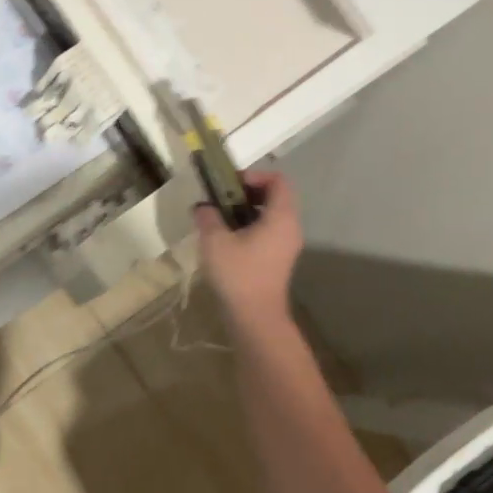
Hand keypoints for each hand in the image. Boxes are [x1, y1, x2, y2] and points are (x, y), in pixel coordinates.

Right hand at [193, 171, 300, 329]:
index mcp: (281, 216)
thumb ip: (208, 217)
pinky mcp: (278, 260)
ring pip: (269, 216)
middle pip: (274, 197)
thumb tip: (202, 207)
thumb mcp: (215, 241)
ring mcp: (286, 245)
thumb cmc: (238, 274)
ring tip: (219, 219)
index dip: (254, 175)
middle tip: (220, 199)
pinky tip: (226, 240)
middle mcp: (290, 227)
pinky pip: (267, 232)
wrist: (255, 316)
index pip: (277, 180)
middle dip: (246, 193)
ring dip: (245, 212)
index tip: (228, 183)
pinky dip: (249, 228)